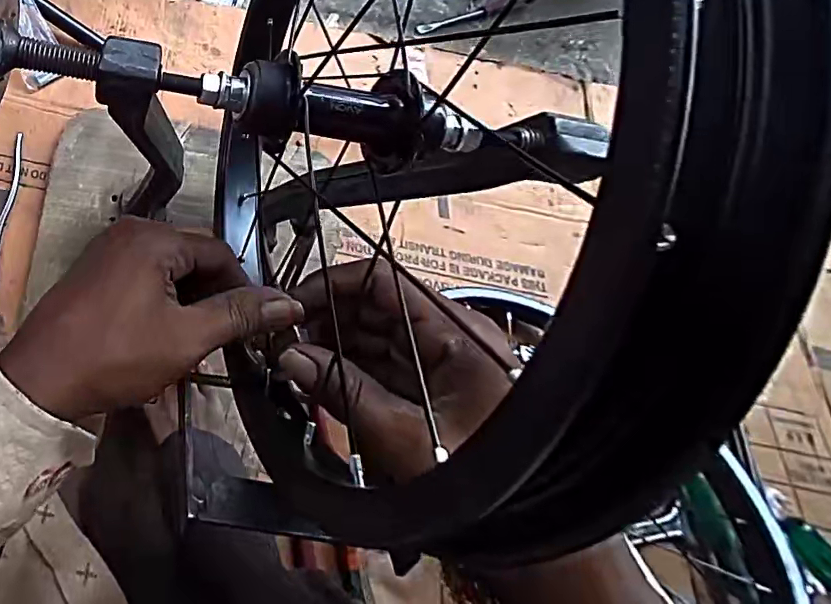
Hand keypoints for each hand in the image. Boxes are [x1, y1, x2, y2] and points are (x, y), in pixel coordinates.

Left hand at [0, 218, 303, 421]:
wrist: (43, 376)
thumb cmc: (116, 354)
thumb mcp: (186, 337)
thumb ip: (237, 315)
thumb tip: (287, 302)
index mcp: (152, 237)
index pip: (219, 251)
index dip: (243, 288)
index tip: (255, 327)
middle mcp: (129, 230)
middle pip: (192, 255)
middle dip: (214, 294)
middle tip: (227, 338)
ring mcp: (108, 247)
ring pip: (168, 267)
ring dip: (188, 299)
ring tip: (196, 340)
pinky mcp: (96, 267)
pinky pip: (143, 273)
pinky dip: (162, 297)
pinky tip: (164, 331)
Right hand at [279, 257, 513, 481]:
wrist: (544, 550)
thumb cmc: (496, 492)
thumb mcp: (408, 439)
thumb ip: (343, 392)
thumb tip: (289, 357)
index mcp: (456, 334)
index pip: (380, 279)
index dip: (328, 285)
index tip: (291, 304)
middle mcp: (449, 337)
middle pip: (370, 303)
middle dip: (322, 317)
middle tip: (285, 340)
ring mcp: (441, 361)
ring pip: (370, 332)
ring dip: (330, 343)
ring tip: (297, 363)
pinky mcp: (432, 386)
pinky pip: (379, 361)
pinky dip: (346, 367)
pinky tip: (320, 382)